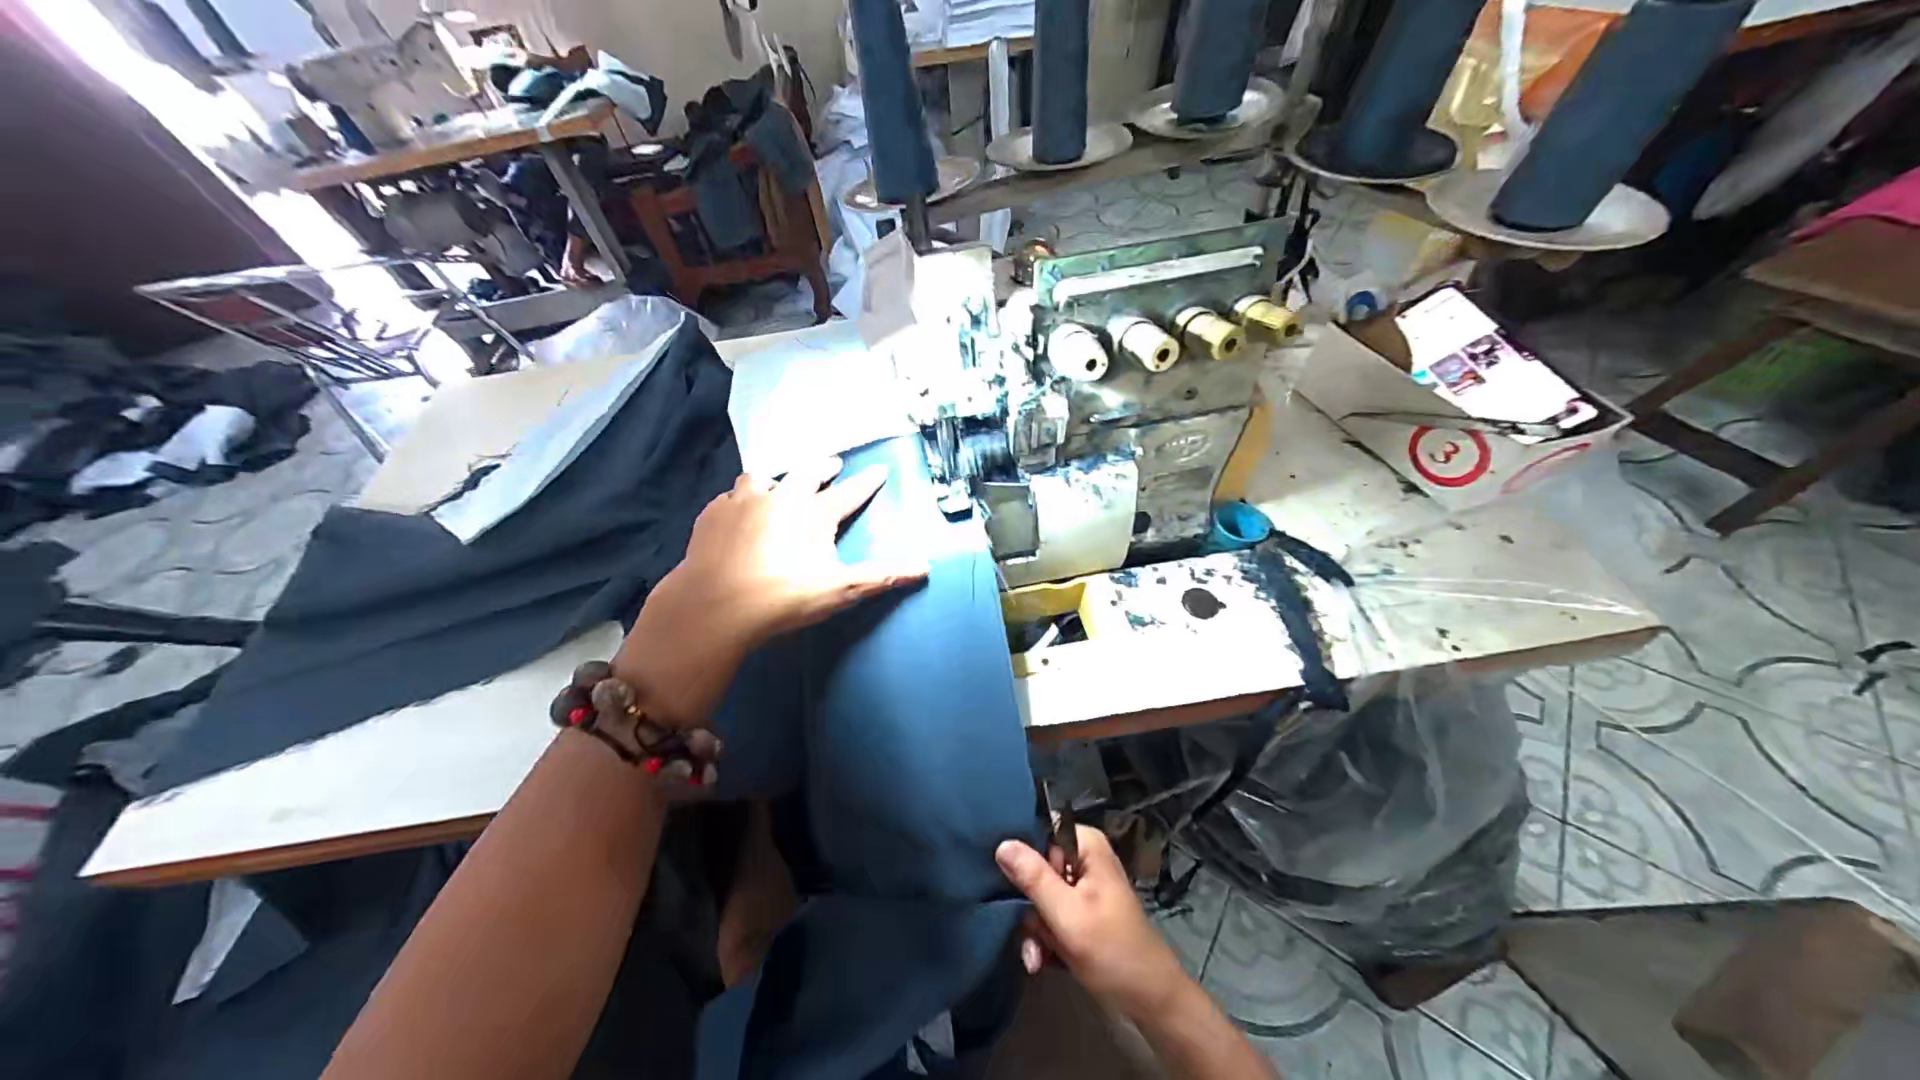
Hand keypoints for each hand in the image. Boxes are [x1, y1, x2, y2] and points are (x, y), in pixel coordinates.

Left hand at [664, 457, 928, 648]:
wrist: (715, 606)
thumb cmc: (784, 598)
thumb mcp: (840, 590)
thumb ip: (880, 576)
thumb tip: (923, 567)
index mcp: (814, 513)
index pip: (850, 493)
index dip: (867, 483)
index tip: (879, 470)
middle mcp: (780, 497)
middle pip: (806, 474)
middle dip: (822, 468)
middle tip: (832, 465)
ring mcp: (742, 502)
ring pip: (761, 478)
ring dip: (774, 479)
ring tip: (777, 483)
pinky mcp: (713, 515)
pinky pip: (730, 497)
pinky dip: (740, 499)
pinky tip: (738, 510)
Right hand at [995, 825, 1189, 1020]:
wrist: (1150, 1000)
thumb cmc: (1112, 951)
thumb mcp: (1067, 914)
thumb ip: (1033, 877)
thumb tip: (1002, 843)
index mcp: (1086, 844)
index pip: (1038, 832)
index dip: (1021, 859)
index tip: (1010, 887)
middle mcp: (1083, 857)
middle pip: (1034, 868)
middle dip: (1030, 909)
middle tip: (1034, 938)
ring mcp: (1081, 884)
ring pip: (1038, 896)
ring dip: (1036, 931)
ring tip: (1039, 958)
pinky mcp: (1079, 909)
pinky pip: (1048, 913)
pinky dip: (1045, 938)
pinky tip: (1044, 960)